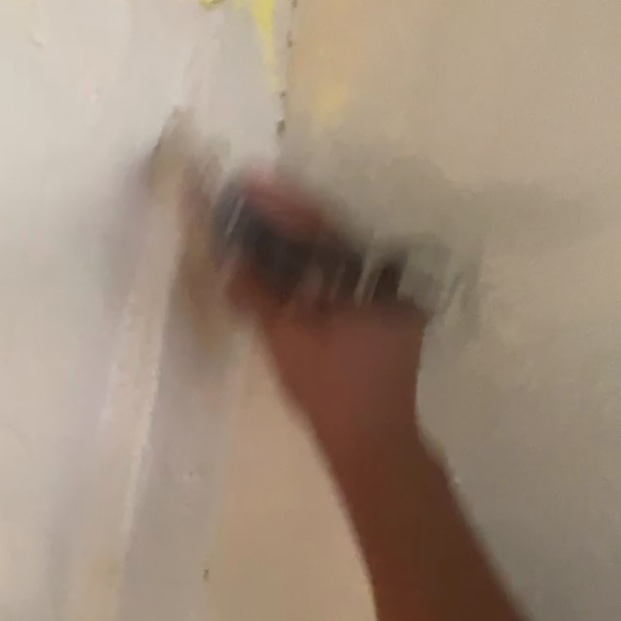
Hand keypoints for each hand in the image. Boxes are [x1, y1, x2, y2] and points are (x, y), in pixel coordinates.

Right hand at [229, 169, 427, 465]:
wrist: (370, 438)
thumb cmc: (328, 389)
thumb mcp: (286, 339)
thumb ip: (260, 296)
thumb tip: (232, 261)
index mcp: (368, 279)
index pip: (318, 230)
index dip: (280, 205)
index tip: (249, 182)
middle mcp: (386, 280)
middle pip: (330, 236)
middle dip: (287, 217)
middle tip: (248, 197)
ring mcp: (388, 298)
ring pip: (335, 258)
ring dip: (297, 242)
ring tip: (258, 224)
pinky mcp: (381, 316)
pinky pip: (340, 280)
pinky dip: (309, 270)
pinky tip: (282, 267)